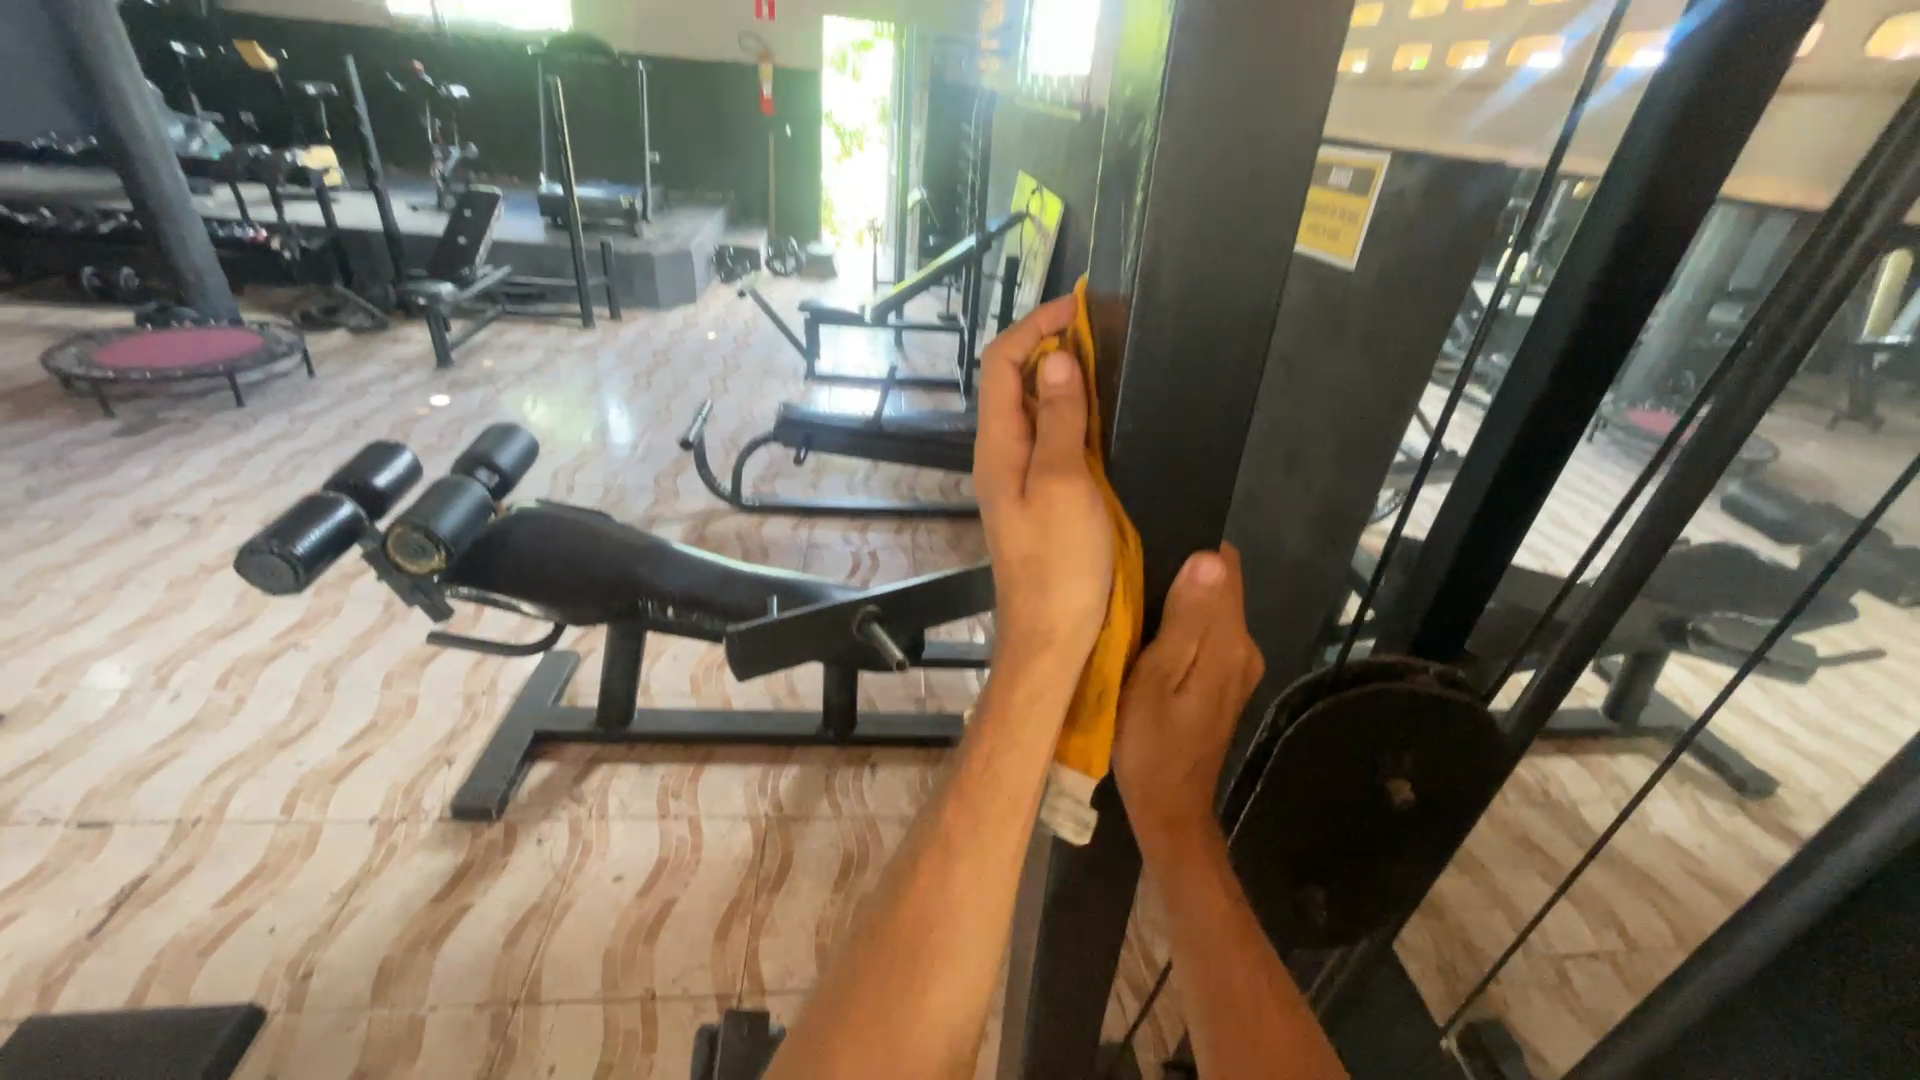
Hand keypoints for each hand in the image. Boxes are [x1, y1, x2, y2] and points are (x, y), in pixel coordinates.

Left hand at [973, 295, 1114, 672]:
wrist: (1054, 636)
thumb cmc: (1060, 565)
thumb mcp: (1064, 484)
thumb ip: (1061, 420)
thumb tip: (1058, 358)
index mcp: (998, 445)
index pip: (1002, 363)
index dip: (1035, 327)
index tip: (1082, 310)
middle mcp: (1002, 454)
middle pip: (1015, 381)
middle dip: (1052, 346)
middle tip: (1105, 331)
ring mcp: (1020, 476)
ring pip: (1036, 409)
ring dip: (1065, 379)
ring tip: (1111, 361)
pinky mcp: (1041, 496)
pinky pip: (1052, 439)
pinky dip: (1074, 415)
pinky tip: (1104, 415)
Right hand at [1113, 545, 1263, 843]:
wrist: (1169, 806)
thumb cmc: (1151, 743)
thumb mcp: (1156, 678)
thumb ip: (1184, 619)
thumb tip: (1208, 558)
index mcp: (1229, 642)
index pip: (1225, 565)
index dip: (1188, 550)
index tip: (1147, 554)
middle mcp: (1244, 647)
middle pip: (1219, 586)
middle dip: (1180, 574)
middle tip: (1128, 583)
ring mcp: (1238, 666)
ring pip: (1211, 609)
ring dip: (1177, 601)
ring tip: (1131, 607)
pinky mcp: (1225, 681)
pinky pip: (1206, 633)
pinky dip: (1181, 625)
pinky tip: (1147, 639)